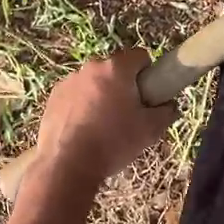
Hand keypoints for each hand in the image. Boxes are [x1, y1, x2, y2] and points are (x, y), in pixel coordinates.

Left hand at [34, 49, 175, 186]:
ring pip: (94, 82)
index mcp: (116, 68)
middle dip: (123, 85)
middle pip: (115, 69)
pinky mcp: (54, 96)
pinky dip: (81, 105)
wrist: (67, 166)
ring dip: (101, 95)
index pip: (140, 56)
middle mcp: (92, 67)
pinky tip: (83, 130)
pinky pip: (75, 94)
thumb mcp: (150, 131)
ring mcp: (70, 80)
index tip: (147, 95)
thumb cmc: (113, 143)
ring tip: (102, 126)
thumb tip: (169, 105)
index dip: (148, 74)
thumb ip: (166, 112)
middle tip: (127, 114)